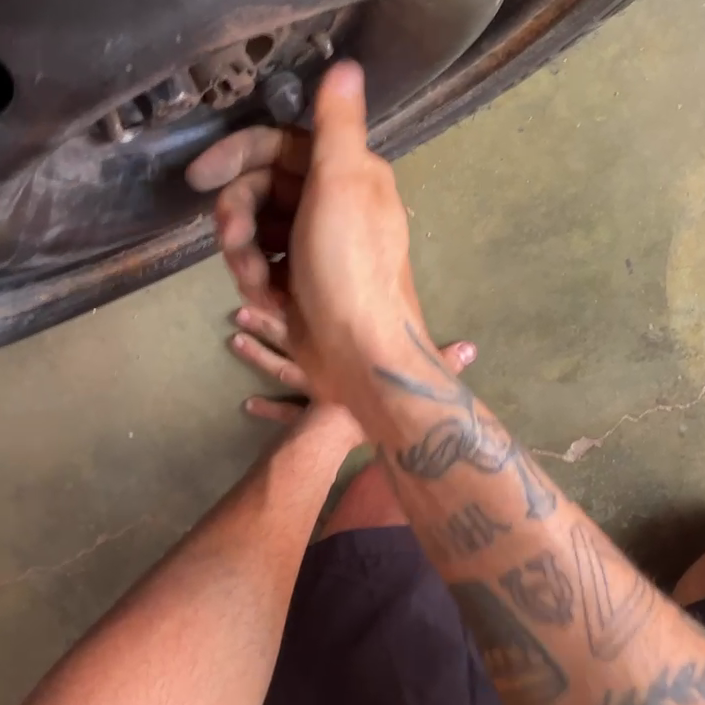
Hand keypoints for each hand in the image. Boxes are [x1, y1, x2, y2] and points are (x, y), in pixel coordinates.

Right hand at [189, 61, 429, 394]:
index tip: (199, 177)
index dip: (236, 155)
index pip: (278, 146)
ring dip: (244, 253)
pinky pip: (260, 262)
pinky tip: (266, 300)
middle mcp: (333, 202)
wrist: (358, 356)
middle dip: (239, 216)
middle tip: (234, 244)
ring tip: (257, 281)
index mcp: (348, 172)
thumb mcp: (342, 184)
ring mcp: (314, 244)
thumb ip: (337, 123)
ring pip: (254, 228)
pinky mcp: (299, 280)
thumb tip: (347, 64)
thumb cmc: (350, 266)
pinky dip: (256, 278)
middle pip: (259, 188)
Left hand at [228, 305, 475, 439]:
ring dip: (255, 354)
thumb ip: (443, 359)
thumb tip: (472, 348)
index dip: (287, 298)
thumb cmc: (396, 387)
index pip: (311, 315)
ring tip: (232, 339)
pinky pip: (284, 411)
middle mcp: (323, 358)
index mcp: (342, 341)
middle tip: (237, 308)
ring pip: (278, 365)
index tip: (266, 281)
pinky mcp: (310, 415)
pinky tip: (247, 405)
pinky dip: (267, 409)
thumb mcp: (420, 365)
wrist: (377, 423)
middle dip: (263, 320)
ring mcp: (313, 387)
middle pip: (287, 334)